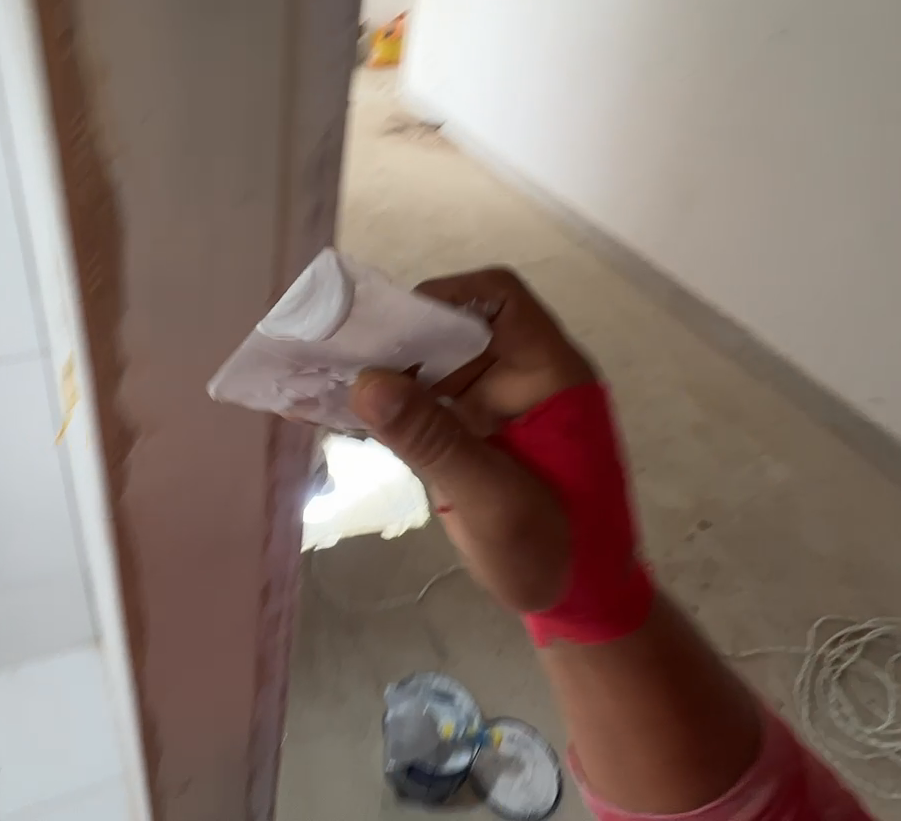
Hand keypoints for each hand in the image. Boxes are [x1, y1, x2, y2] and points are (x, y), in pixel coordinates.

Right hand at [348, 268, 597, 613]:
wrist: (580, 602)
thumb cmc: (559, 551)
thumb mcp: (495, 499)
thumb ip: (434, 440)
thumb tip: (366, 381)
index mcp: (545, 373)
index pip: (499, 299)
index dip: (443, 297)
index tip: (386, 326)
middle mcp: (515, 377)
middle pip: (452, 327)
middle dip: (395, 337)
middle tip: (334, 355)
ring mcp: (489, 405)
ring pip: (429, 362)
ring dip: (381, 371)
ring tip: (319, 379)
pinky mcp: (466, 432)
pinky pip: (421, 403)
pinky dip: (384, 407)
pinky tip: (334, 413)